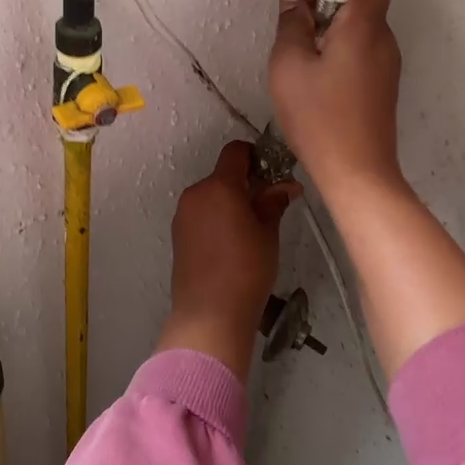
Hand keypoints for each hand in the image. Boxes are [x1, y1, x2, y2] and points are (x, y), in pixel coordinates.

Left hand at [156, 141, 299, 380]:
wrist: (210, 313)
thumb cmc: (247, 269)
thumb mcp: (268, 233)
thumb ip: (274, 202)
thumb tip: (286, 185)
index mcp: (219, 186)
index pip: (235, 152)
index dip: (255, 156)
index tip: (273, 173)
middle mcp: (196, 193)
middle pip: (223, 175)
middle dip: (246, 184)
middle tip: (269, 206)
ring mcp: (183, 214)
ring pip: (211, 195)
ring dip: (230, 202)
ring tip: (251, 231)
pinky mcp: (178, 233)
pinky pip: (201, 213)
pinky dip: (216, 218)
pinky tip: (231, 244)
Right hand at [268, 0, 404, 194]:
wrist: (357, 173)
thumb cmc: (319, 116)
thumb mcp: (288, 66)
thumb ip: (291, 27)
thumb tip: (296, 3)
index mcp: (364, 26)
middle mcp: (383, 40)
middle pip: (364, 2)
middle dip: (329, 3)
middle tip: (296, 23)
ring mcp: (387, 65)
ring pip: (360, 30)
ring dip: (332, 32)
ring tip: (300, 56)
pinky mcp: (383, 87)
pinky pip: (361, 53)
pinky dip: (339, 54)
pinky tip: (315, 80)